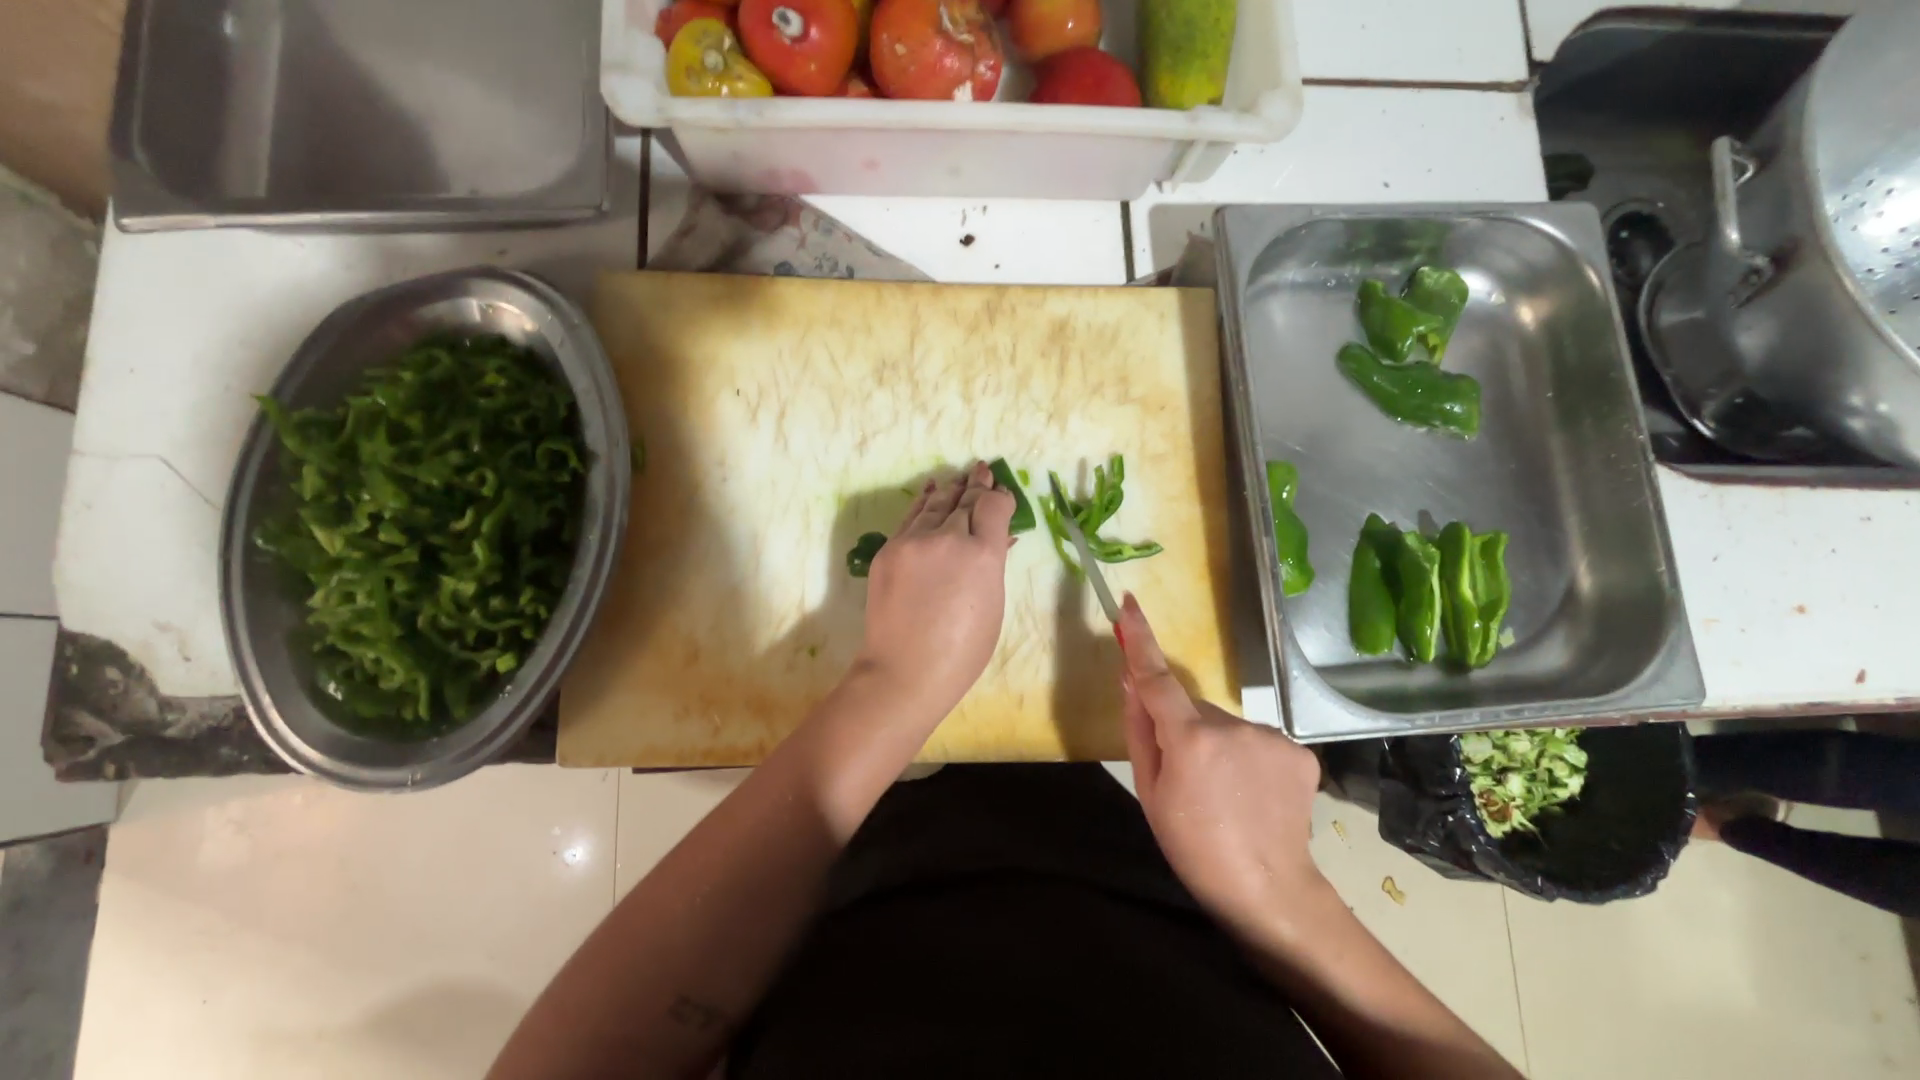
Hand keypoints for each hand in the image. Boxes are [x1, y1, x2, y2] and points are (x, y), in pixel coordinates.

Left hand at [853, 462, 1015, 722]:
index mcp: (982, 554)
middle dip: (977, 485)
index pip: (993, 507)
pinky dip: (924, 502)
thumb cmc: (961, 651)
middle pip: (965, 501)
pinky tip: (932, 490)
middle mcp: (948, 538)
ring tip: (961, 477)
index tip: (1002, 496)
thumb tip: (1000, 540)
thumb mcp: (992, 606)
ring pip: (936, 504)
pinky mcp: (889, 550)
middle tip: (983, 470)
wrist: (905, 671)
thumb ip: (994, 565)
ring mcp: (914, 542)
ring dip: (951, 490)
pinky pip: (911, 517)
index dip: (999, 498)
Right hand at [1117, 593, 1327, 942]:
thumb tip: (1130, 681)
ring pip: (1228, 727)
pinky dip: (1249, 759)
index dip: (1140, 639)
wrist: (1266, 888)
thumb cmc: (1192, 847)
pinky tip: (1254, 795)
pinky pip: (1259, 742)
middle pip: (1194, 711)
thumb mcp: (1150, 792)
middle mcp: (1233, 726)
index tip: (1129, 604)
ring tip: (1225, 794)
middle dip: (1185, 730)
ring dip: (1219, 747)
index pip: (1157, 677)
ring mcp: (1272, 737)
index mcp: (1190, 738)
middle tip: (1187, 777)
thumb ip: (1140, 730)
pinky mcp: (1299, 751)